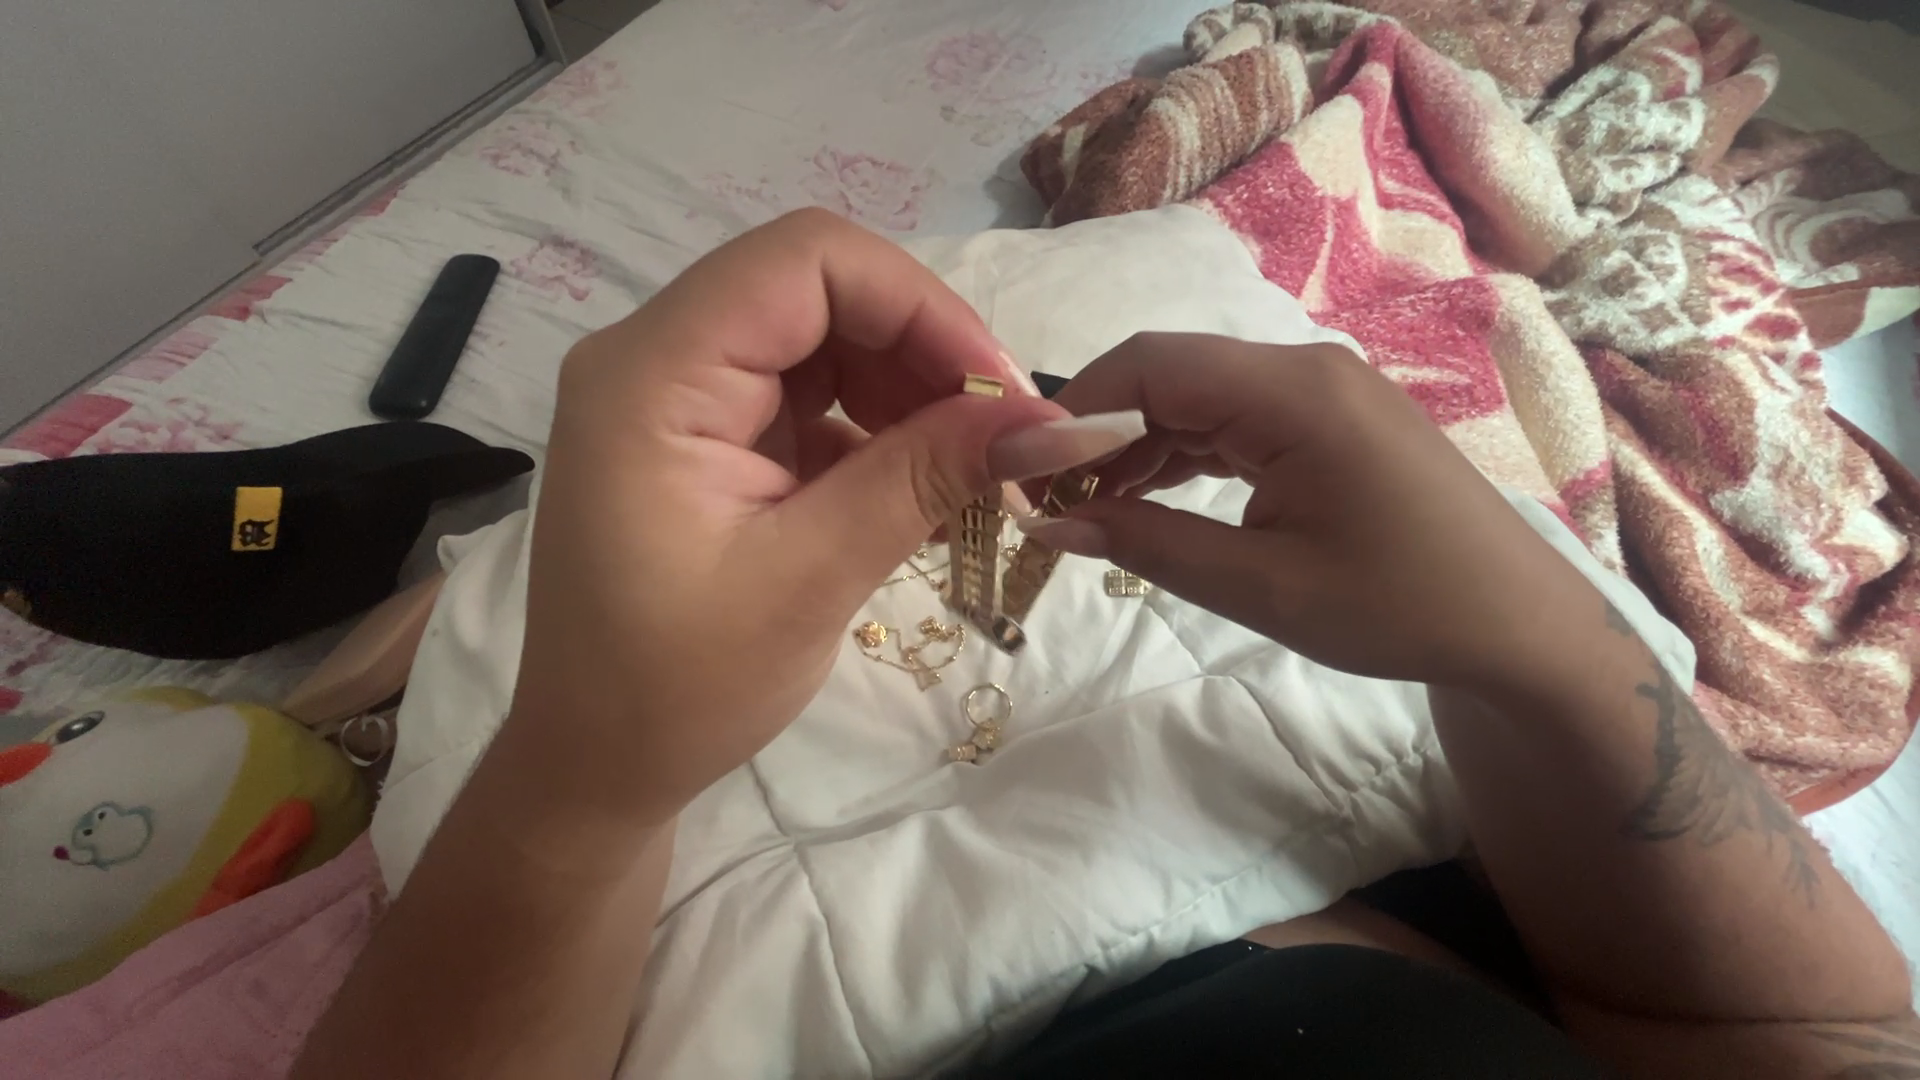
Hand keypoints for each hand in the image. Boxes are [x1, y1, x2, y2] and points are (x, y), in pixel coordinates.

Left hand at [507, 211, 1141, 825]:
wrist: (601, 762)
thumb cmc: (681, 690)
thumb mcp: (811, 580)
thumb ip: (923, 481)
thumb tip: (1050, 423)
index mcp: (652, 376)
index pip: (804, 261)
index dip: (920, 306)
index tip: (998, 392)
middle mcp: (658, 360)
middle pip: (819, 294)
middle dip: (925, 353)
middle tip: (1001, 436)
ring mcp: (684, 398)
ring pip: (826, 344)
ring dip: (910, 393)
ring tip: (971, 468)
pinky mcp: (712, 439)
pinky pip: (812, 398)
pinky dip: (878, 429)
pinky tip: (920, 482)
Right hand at [1022, 332, 1603, 695]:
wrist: (1517, 627)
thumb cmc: (1396, 608)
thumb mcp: (1259, 586)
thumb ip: (1146, 544)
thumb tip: (1048, 526)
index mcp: (1294, 394)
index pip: (1150, 365)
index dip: (1074, 409)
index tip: (1023, 466)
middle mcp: (1303, 371)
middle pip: (1167, 374)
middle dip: (1097, 432)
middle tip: (1047, 498)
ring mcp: (1316, 393)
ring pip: (1192, 398)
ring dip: (1133, 446)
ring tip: (1086, 506)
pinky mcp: (1322, 422)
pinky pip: (1228, 421)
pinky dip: (1178, 455)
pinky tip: (1145, 495)